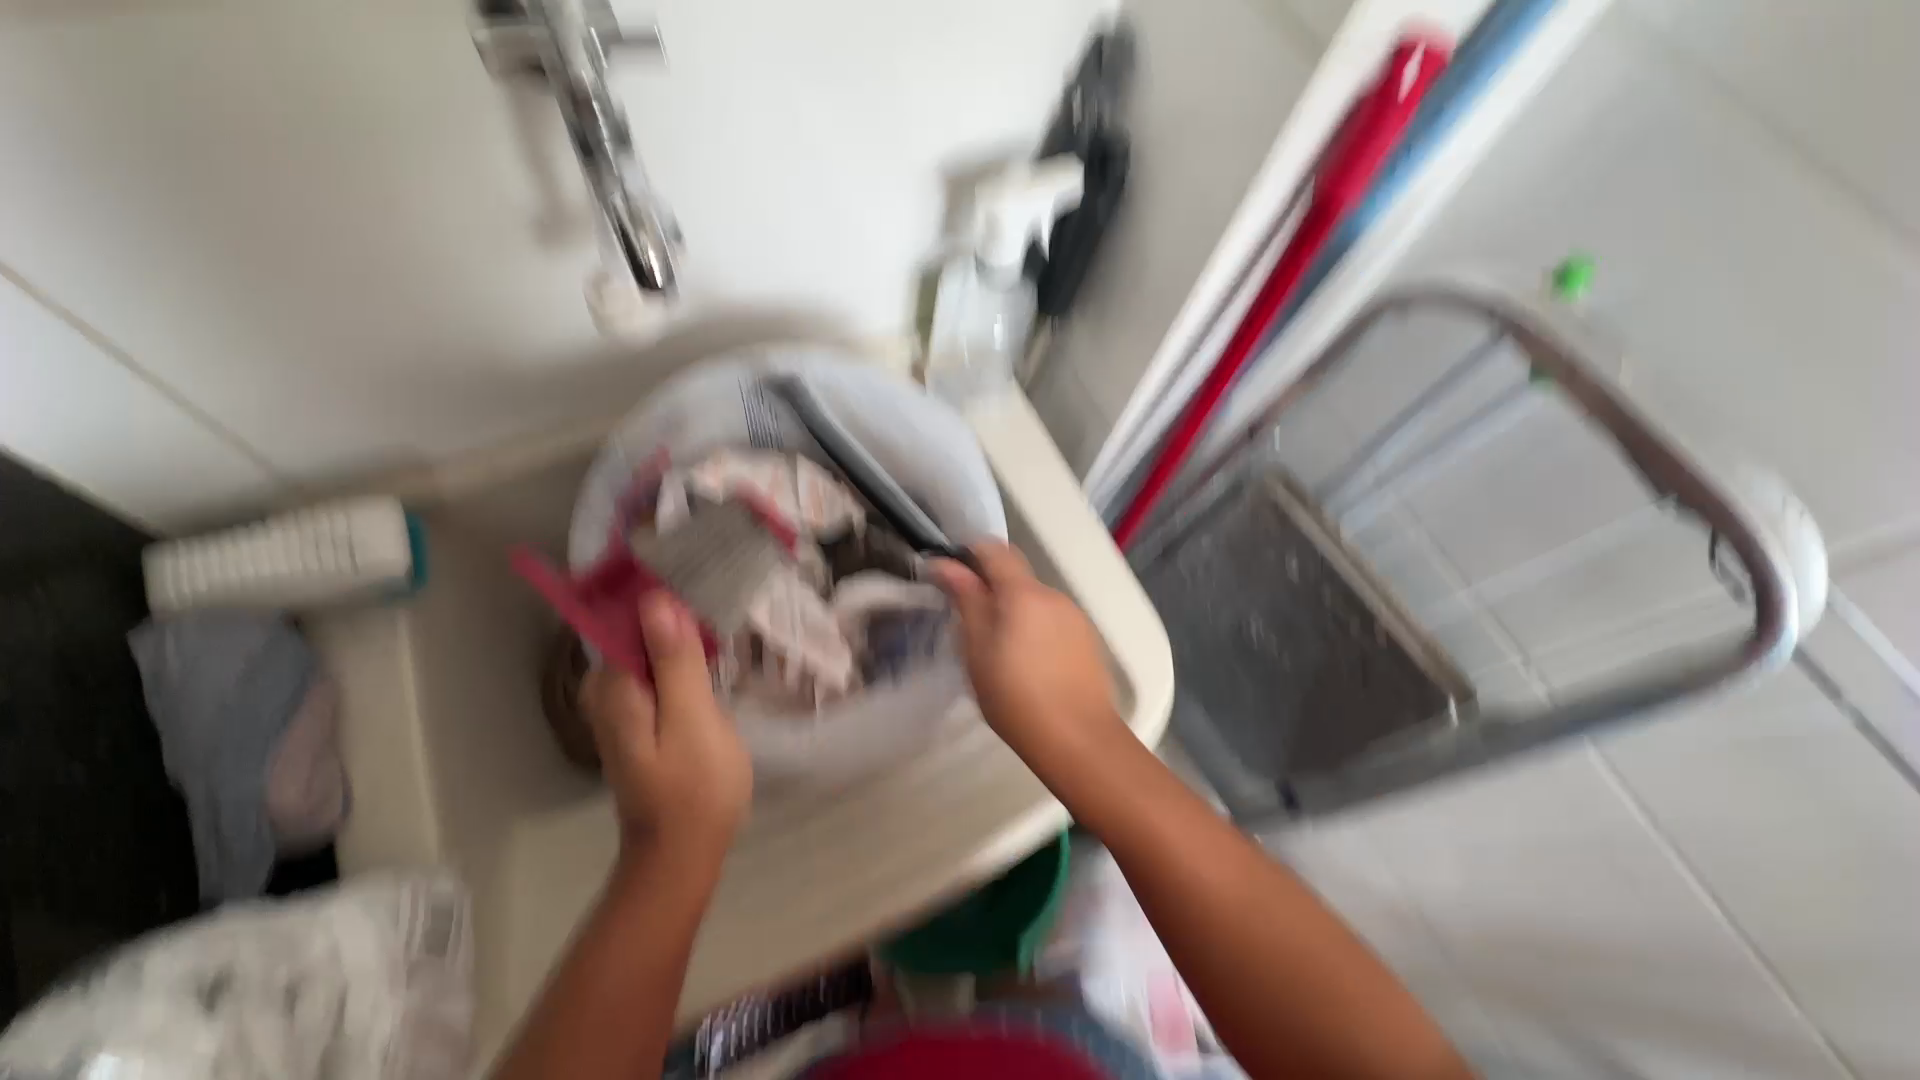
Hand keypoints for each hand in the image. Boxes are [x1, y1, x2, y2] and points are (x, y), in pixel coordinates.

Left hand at [580, 593, 751, 865]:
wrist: (683, 854)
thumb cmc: (695, 788)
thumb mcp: (693, 720)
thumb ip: (675, 662)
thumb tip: (656, 600)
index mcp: (614, 686)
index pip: (627, 616)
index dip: (660, 590)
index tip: (699, 568)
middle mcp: (607, 690)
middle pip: (637, 630)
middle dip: (674, 609)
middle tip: (719, 589)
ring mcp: (621, 705)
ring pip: (649, 649)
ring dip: (680, 632)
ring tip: (719, 612)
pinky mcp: (639, 718)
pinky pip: (656, 671)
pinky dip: (680, 657)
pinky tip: (709, 652)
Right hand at [930, 541, 1121, 759]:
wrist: (1078, 740)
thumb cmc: (1015, 697)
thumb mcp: (977, 650)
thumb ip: (966, 600)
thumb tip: (948, 565)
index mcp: (1024, 593)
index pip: (994, 550)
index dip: (968, 554)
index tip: (948, 576)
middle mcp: (1054, 596)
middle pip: (1016, 577)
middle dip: (990, 590)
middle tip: (967, 625)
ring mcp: (1075, 618)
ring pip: (1034, 602)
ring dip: (1013, 613)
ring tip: (997, 654)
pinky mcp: (1087, 641)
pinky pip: (1052, 622)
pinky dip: (1034, 631)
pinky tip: (1027, 667)